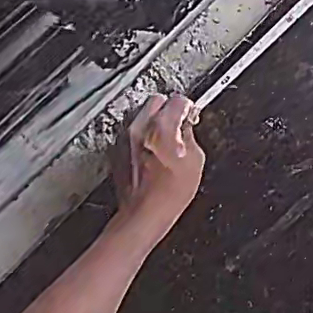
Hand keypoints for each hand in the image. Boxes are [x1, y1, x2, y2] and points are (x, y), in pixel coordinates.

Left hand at [110, 92, 205, 231]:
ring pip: (142, 114)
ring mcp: (125, 136)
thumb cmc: (169, 192)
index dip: (188, 107)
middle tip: (178, 125)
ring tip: (165, 143)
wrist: (144, 211)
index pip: (178, 100)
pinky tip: (153, 153)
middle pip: (156, 101)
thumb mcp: (196, 161)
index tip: (191, 115)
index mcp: (162, 126)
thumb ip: (190, 136)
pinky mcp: (117, 147)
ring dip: (154, 123)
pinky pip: (132, 131)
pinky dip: (143, 136)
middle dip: (168, 110)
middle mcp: (140, 127)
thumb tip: (186, 126)